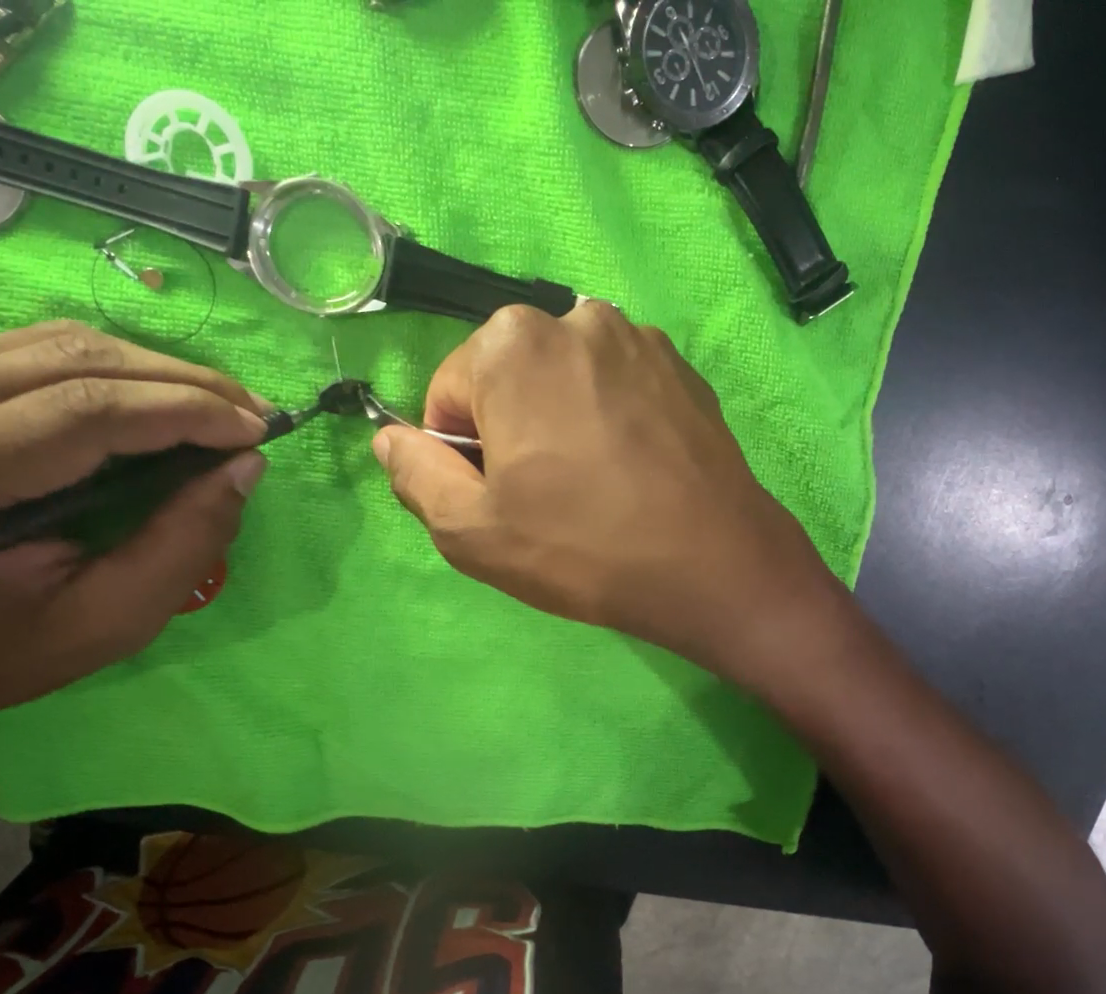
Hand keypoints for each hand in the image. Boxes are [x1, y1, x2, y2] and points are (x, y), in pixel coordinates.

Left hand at [0, 321, 268, 751]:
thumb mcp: (108, 622)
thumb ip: (183, 543)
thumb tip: (246, 466)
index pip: (81, 413)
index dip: (184, 411)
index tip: (257, 432)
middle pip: (71, 363)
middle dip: (184, 382)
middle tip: (254, 414)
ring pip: (55, 344)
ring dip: (156, 367)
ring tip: (220, 403)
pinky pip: (32, 351)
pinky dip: (114, 366)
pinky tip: (159, 394)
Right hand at [373, 303, 837, 674]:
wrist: (714, 563)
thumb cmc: (582, 546)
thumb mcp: (471, 530)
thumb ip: (415, 473)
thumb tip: (391, 437)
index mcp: (511, 341)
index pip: (450, 395)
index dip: (464, 455)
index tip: (502, 498)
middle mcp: (576, 317)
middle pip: (510, 380)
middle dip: (513, 431)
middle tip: (548, 497)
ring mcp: (640, 338)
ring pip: (566, 382)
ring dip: (563, 423)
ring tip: (596, 486)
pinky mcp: (684, 368)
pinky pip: (618, 388)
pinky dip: (612, 420)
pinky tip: (634, 472)